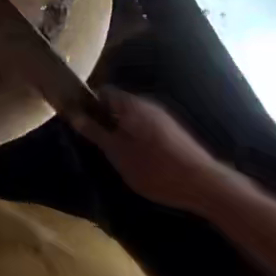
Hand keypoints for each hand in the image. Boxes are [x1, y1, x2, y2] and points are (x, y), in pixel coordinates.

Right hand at [77, 89, 247, 214]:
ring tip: (113, 155)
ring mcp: (162, 118)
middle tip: (94, 144)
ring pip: (132, 119)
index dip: (88, 103)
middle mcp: (148, 105)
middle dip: (104, 120)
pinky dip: (135, 139)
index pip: (104, 92)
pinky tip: (135, 161)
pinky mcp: (172, 133)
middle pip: (118, 105)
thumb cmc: (154, 168)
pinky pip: (145, 129)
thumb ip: (95, 132)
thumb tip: (74, 113)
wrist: (201, 183)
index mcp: (132, 105)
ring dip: (120, 132)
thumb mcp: (118, 153)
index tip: (78, 121)